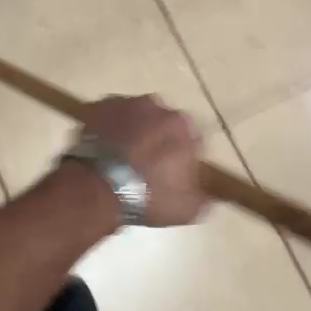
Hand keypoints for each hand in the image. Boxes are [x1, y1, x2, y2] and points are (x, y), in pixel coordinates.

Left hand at [82, 95, 210, 227]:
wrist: (100, 187)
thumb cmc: (149, 197)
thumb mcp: (188, 208)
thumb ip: (205, 196)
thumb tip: (211, 194)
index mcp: (183, 125)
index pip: (192, 136)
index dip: (184, 154)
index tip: (175, 169)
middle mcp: (156, 105)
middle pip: (163, 122)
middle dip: (159, 137)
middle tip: (149, 162)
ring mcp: (125, 102)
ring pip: (136, 115)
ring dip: (134, 129)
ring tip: (124, 155)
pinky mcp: (99, 105)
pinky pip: (111, 114)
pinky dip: (110, 126)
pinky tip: (106, 145)